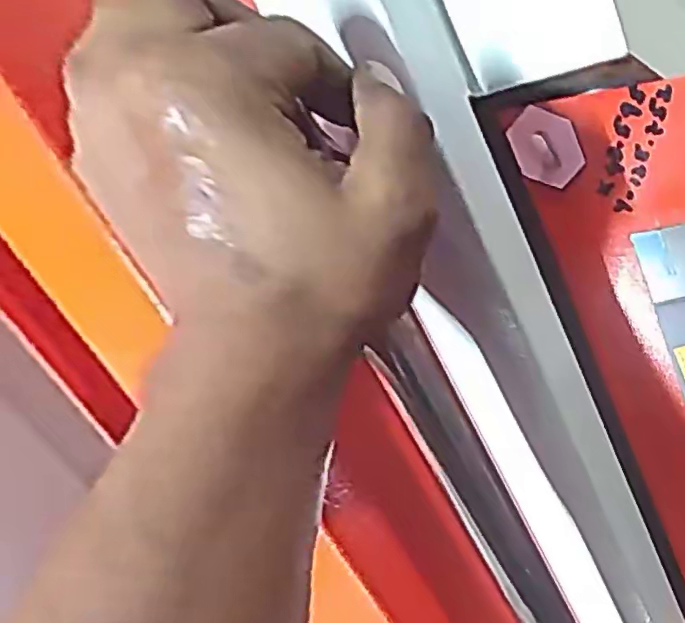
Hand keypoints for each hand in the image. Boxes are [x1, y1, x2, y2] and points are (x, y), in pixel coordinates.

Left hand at [65, 0, 436, 393]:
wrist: (265, 343)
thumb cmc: (317, 286)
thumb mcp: (399, 206)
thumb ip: (400, 128)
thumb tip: (382, 91)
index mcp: (200, 81)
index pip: (286, 38)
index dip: (345, 86)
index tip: (364, 132)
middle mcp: (127, 78)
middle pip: (189, 2)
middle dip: (262, 44)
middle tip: (309, 97)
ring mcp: (102, 112)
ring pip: (150, 30)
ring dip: (222, 64)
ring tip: (280, 128)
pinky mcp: (103, 147)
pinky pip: (134, 81)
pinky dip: (189, 97)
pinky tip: (244, 151)